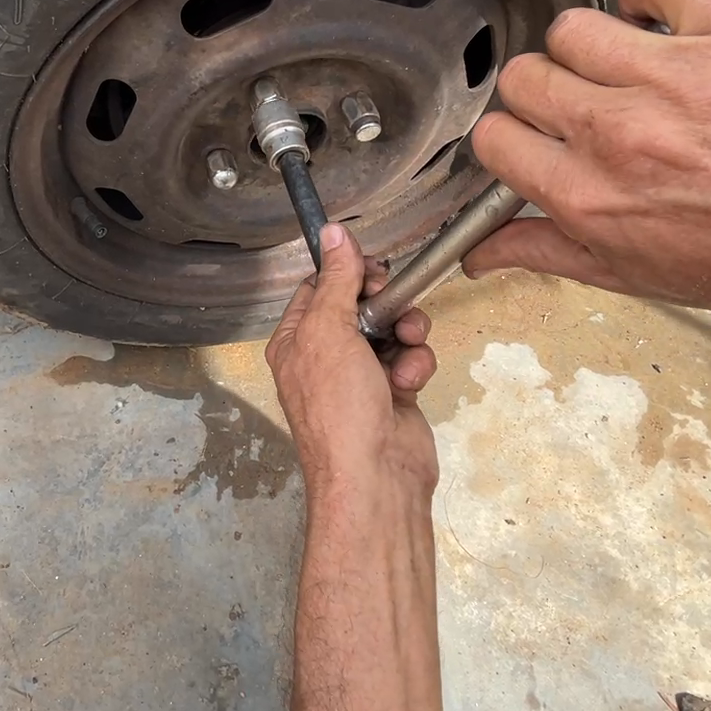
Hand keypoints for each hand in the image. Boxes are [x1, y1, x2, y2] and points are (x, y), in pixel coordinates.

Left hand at [265, 222, 438, 501]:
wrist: (375, 477)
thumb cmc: (339, 405)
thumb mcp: (330, 331)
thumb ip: (337, 280)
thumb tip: (332, 233)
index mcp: (295, 340)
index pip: (317, 288)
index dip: (345, 273)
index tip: (373, 266)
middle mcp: (323, 355)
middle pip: (359, 305)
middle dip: (384, 302)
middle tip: (394, 302)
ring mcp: (359, 375)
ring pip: (391, 330)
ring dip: (406, 333)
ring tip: (408, 345)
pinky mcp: (392, 392)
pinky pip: (409, 360)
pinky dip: (415, 366)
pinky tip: (409, 382)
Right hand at [465, 0, 710, 336]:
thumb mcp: (632, 275)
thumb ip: (542, 251)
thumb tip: (475, 253)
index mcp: (586, 195)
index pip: (492, 137)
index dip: (509, 139)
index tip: (534, 142)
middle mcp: (618, 134)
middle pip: (523, 78)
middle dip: (543, 94)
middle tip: (582, 108)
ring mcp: (677, 78)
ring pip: (572, 28)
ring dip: (588, 48)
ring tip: (624, 67)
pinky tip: (662, 20)